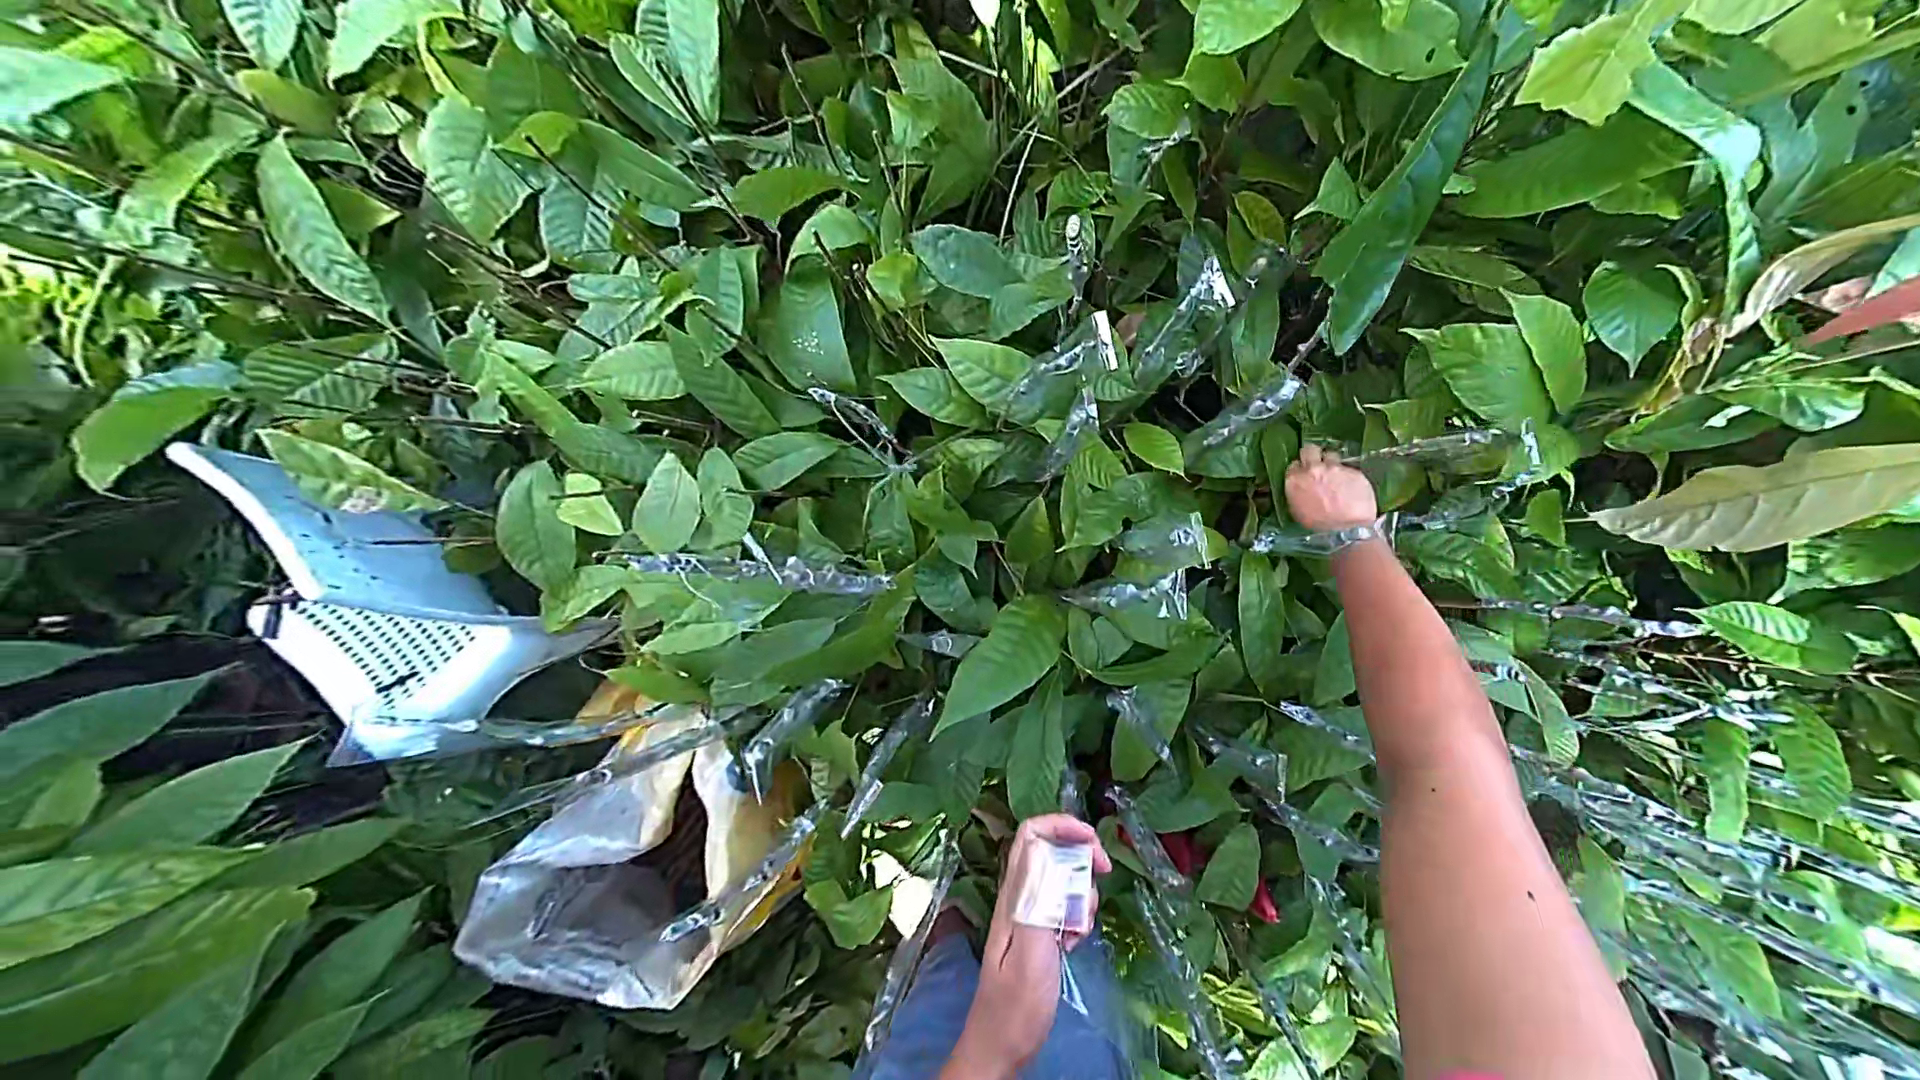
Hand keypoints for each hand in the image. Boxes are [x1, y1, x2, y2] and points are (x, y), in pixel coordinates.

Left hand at [942, 815, 1111, 1079]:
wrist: (1000, 1047)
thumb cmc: (1015, 1005)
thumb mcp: (1029, 951)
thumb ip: (1037, 900)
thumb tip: (1043, 848)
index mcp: (1015, 893)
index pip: (1031, 834)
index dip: (1061, 825)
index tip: (1092, 839)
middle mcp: (1020, 895)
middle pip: (1051, 849)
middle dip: (1081, 854)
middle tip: (1103, 873)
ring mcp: (1028, 913)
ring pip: (1062, 879)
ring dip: (1081, 893)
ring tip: (1080, 928)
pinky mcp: (1038, 932)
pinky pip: (1064, 907)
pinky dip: (1077, 917)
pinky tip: (1074, 942)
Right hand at [1285, 444, 1377, 530]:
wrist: (1346, 530)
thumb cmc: (1317, 525)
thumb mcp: (1296, 508)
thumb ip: (1296, 491)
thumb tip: (1300, 486)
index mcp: (1295, 479)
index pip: (1294, 464)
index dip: (1300, 468)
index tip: (1304, 474)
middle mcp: (1314, 469)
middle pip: (1310, 449)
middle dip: (1312, 454)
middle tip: (1317, 463)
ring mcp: (1335, 468)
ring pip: (1331, 454)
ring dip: (1332, 462)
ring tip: (1335, 473)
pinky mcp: (1354, 471)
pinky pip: (1348, 468)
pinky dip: (1348, 475)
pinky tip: (1350, 486)